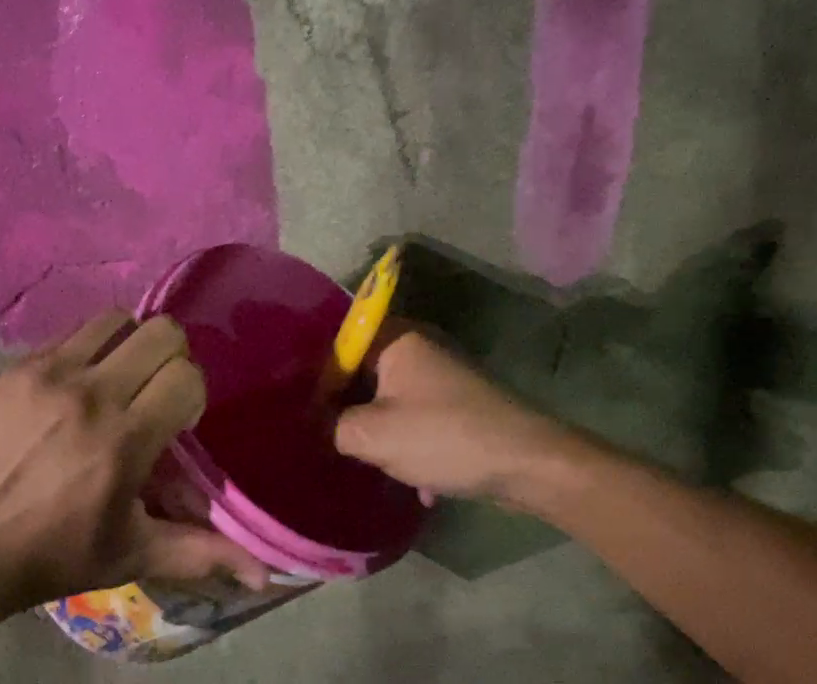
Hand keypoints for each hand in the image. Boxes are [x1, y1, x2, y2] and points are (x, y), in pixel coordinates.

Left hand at [0, 312, 265, 625]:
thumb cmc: (45, 558)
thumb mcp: (127, 556)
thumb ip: (199, 552)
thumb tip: (267, 573)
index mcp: (124, 441)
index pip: (188, 376)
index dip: (192, 395)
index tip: (176, 423)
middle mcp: (92, 395)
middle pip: (162, 332)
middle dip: (171, 358)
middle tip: (153, 391)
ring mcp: (49, 374)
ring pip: (117, 319)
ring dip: (129, 342)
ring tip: (116, 377)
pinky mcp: (16, 367)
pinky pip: (71, 331)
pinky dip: (86, 348)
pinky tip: (73, 384)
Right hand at [334, 326, 580, 507]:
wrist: (525, 462)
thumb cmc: (443, 436)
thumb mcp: (373, 436)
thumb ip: (332, 425)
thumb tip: (313, 422)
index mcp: (395, 338)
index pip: (336, 342)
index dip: (312, 374)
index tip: (291, 406)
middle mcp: (417, 345)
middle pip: (361, 369)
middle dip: (341, 404)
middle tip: (313, 434)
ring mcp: (439, 374)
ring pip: (386, 396)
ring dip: (372, 428)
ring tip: (349, 458)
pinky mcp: (454, 402)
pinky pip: (413, 415)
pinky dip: (404, 441)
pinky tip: (403, 478)